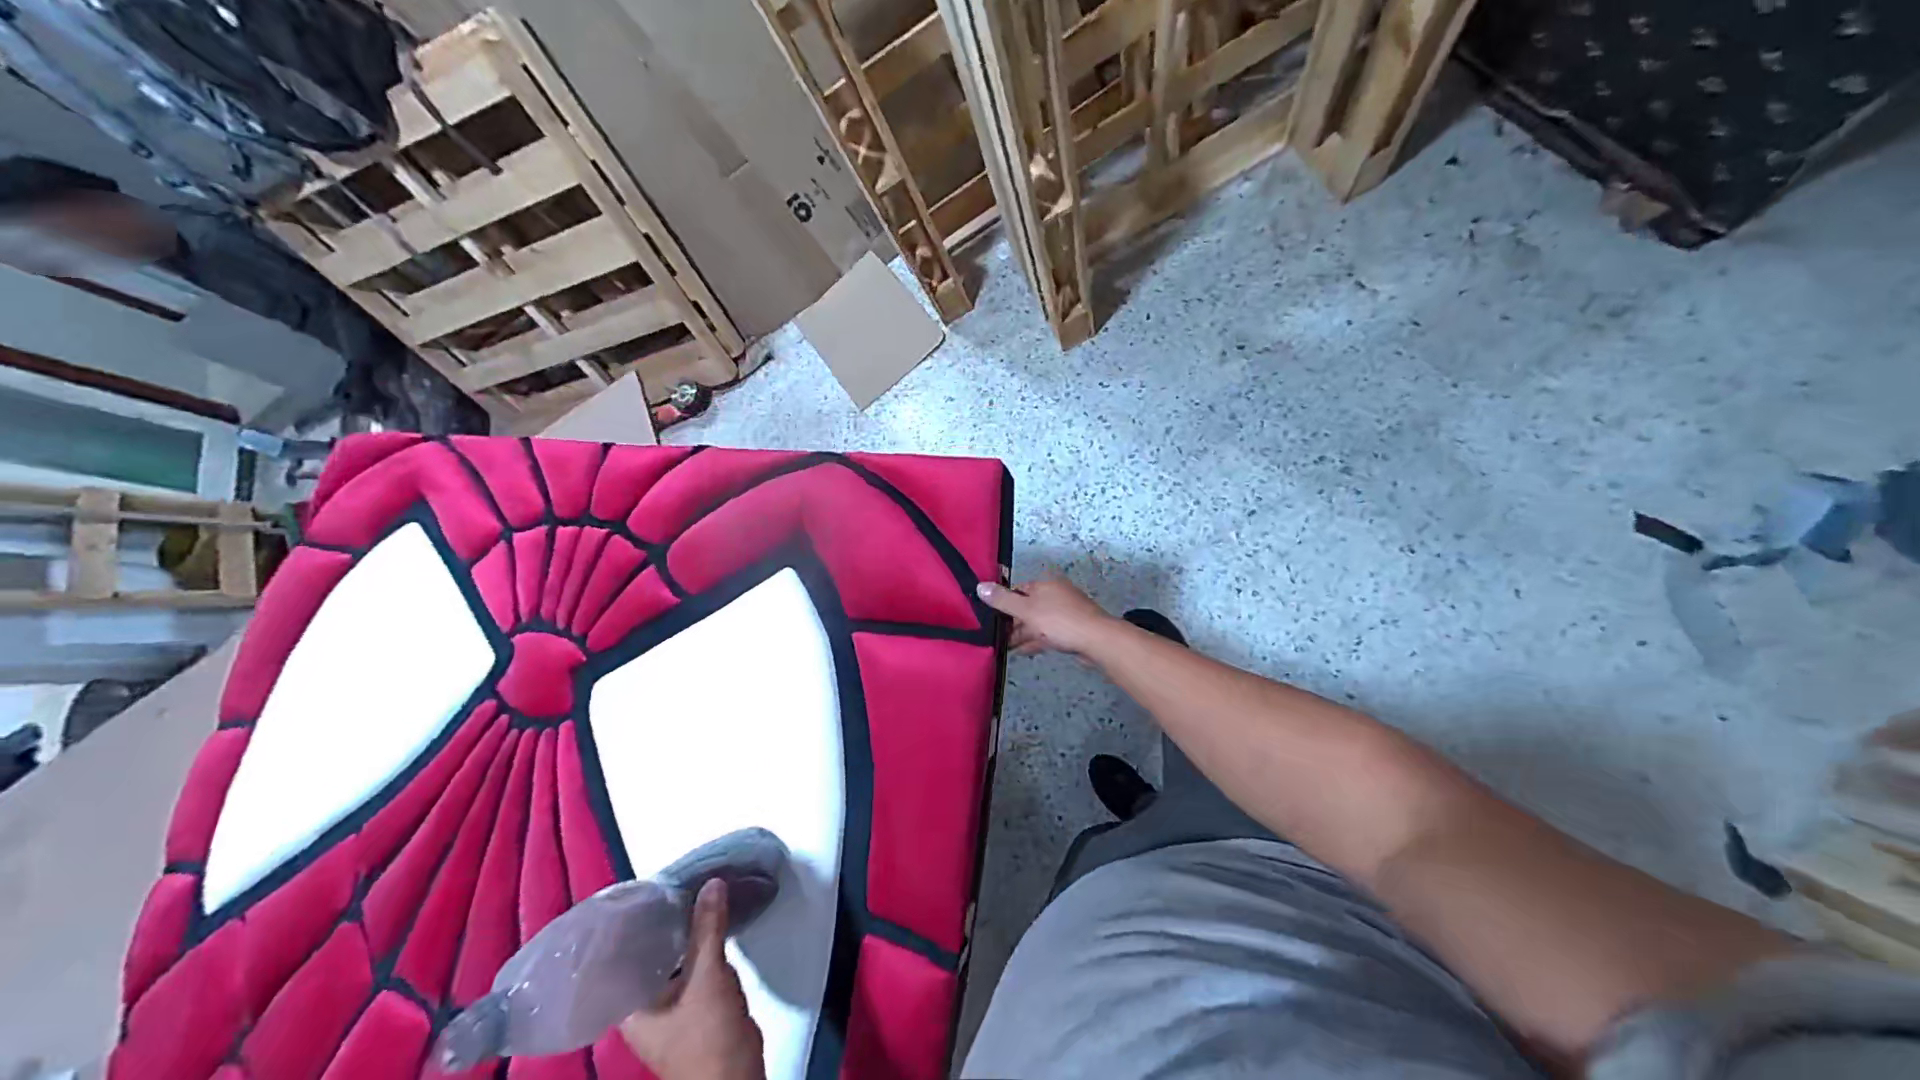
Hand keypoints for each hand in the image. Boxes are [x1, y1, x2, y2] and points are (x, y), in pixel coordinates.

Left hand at [620, 880, 764, 1079]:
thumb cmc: (706, 1036)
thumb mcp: (708, 975)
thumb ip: (709, 927)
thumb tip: (712, 883)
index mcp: (628, 1005)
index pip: (616, 957)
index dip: (626, 924)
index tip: (640, 892)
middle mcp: (640, 1006)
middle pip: (645, 955)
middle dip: (659, 923)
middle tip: (670, 885)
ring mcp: (666, 1009)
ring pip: (670, 961)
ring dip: (682, 934)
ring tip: (690, 894)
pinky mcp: (691, 1007)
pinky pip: (688, 969)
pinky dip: (697, 948)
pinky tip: (708, 925)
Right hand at [976, 578, 1119, 656]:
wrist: (1097, 640)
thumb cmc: (1060, 621)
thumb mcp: (1026, 610)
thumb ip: (1002, 600)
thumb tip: (979, 585)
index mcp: (1045, 585)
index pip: (1017, 589)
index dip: (1003, 602)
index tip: (989, 617)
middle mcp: (1055, 596)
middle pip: (1027, 607)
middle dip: (1011, 622)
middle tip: (994, 637)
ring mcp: (1065, 614)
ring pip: (1037, 623)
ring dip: (1021, 634)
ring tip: (1003, 647)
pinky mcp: (1071, 631)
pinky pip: (1047, 634)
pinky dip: (1034, 641)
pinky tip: (1022, 651)